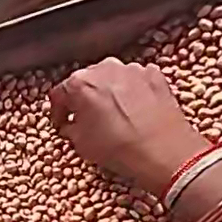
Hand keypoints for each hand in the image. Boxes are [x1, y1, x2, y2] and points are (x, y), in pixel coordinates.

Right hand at [49, 58, 210, 194]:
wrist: (163, 152)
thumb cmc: (121, 148)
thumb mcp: (81, 144)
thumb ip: (70, 128)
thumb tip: (72, 125)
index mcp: (80, 83)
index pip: (59, 93)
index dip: (58, 111)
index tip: (61, 123)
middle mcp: (105, 69)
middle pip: (85, 81)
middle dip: (82, 100)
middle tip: (83, 120)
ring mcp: (132, 70)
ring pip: (111, 79)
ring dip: (107, 95)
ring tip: (110, 118)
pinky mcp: (155, 76)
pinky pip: (135, 82)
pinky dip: (130, 94)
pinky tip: (132, 112)